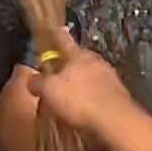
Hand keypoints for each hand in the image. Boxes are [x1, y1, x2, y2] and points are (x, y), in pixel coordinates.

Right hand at [27, 29, 142, 137]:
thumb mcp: (49, 90)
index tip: (56, 29)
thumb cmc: (79, 99)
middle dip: (68, 65)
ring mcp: (110, 78)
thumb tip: (31, 81)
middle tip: (57, 74)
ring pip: (91, 76)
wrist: (115, 121)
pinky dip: (92, 98)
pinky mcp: (119, 96)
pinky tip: (85, 110)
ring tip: (70, 97)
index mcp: (78, 55)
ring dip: (81, 83)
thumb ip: (38, 83)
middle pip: (79, 59)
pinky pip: (100, 93)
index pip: (64, 40)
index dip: (57, 35)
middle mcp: (96, 62)